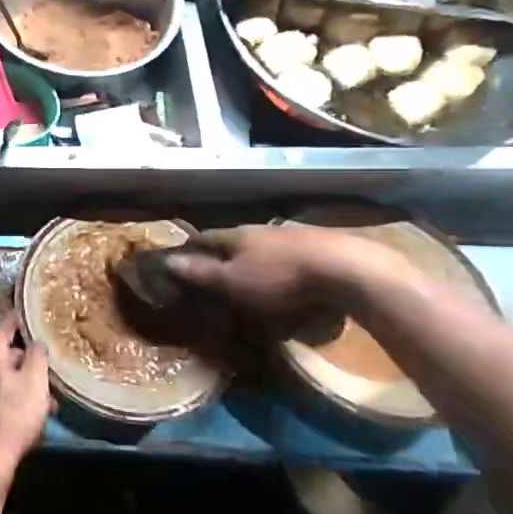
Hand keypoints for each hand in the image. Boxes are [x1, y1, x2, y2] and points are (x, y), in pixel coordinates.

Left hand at [0, 311, 50, 476]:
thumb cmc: (13, 415)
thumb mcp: (35, 381)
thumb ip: (37, 355)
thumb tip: (36, 341)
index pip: (6, 324)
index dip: (21, 316)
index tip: (33, 309)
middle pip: (7, 352)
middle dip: (30, 360)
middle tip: (51, 368)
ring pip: (6, 375)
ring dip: (27, 383)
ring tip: (49, 402)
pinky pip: (0, 391)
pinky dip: (16, 396)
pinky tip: (33, 415)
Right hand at [165, 224, 412, 316]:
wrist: (346, 270)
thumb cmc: (279, 278)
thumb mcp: (232, 281)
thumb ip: (201, 272)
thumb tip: (166, 259)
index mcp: (236, 235)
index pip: (204, 237)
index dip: (190, 248)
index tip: (180, 260)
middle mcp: (262, 230)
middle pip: (235, 242)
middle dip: (224, 256)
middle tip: (216, 276)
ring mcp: (294, 236)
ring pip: (265, 248)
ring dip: (256, 262)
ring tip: (252, 282)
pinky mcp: (321, 248)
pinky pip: (291, 258)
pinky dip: (283, 269)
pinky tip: (288, 283)